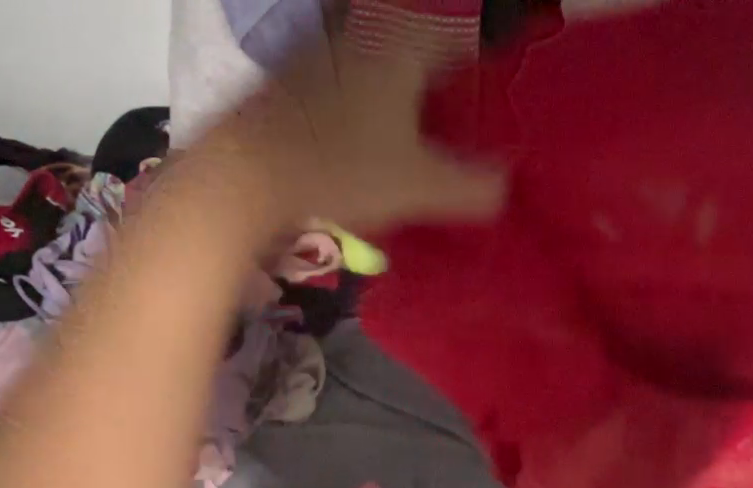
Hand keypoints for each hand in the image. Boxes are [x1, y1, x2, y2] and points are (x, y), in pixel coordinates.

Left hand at [193, 43, 503, 231]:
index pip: (453, 37)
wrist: (247, 175)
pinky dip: (357, 104)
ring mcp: (318, 51)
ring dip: (393, 92)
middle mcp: (359, 34)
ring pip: (372, 62)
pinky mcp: (287, 78)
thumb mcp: (420, 187)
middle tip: (449, 122)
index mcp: (399, 45)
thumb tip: (504, 187)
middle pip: (411, 47)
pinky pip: (338, 82)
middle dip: (433, 81)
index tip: (483, 93)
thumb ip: (471, 186)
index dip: (472, 64)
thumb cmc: (344, 168)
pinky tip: (359, 140)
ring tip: (407, 135)